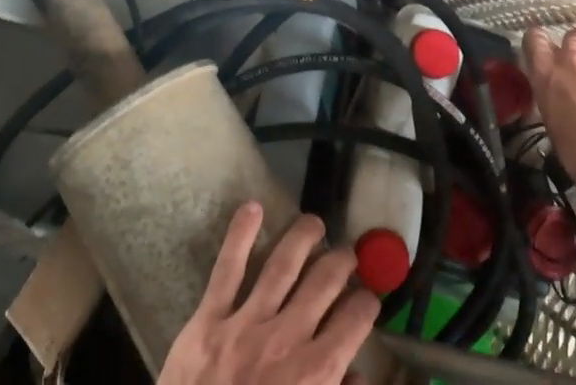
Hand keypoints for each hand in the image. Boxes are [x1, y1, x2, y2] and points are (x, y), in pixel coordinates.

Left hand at [159, 203, 378, 384]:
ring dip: (303, 238)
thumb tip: (357, 377)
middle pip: (324, 282)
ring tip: (315, 223)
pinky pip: (226, 270)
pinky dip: (240, 235)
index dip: (367, 303)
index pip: (356, 319)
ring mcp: (246, 323)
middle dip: (342, 262)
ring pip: (282, 265)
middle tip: (348, 254)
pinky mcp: (207, 320)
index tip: (368, 297)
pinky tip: (253, 208)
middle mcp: (288, 338)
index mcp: (317, 372)